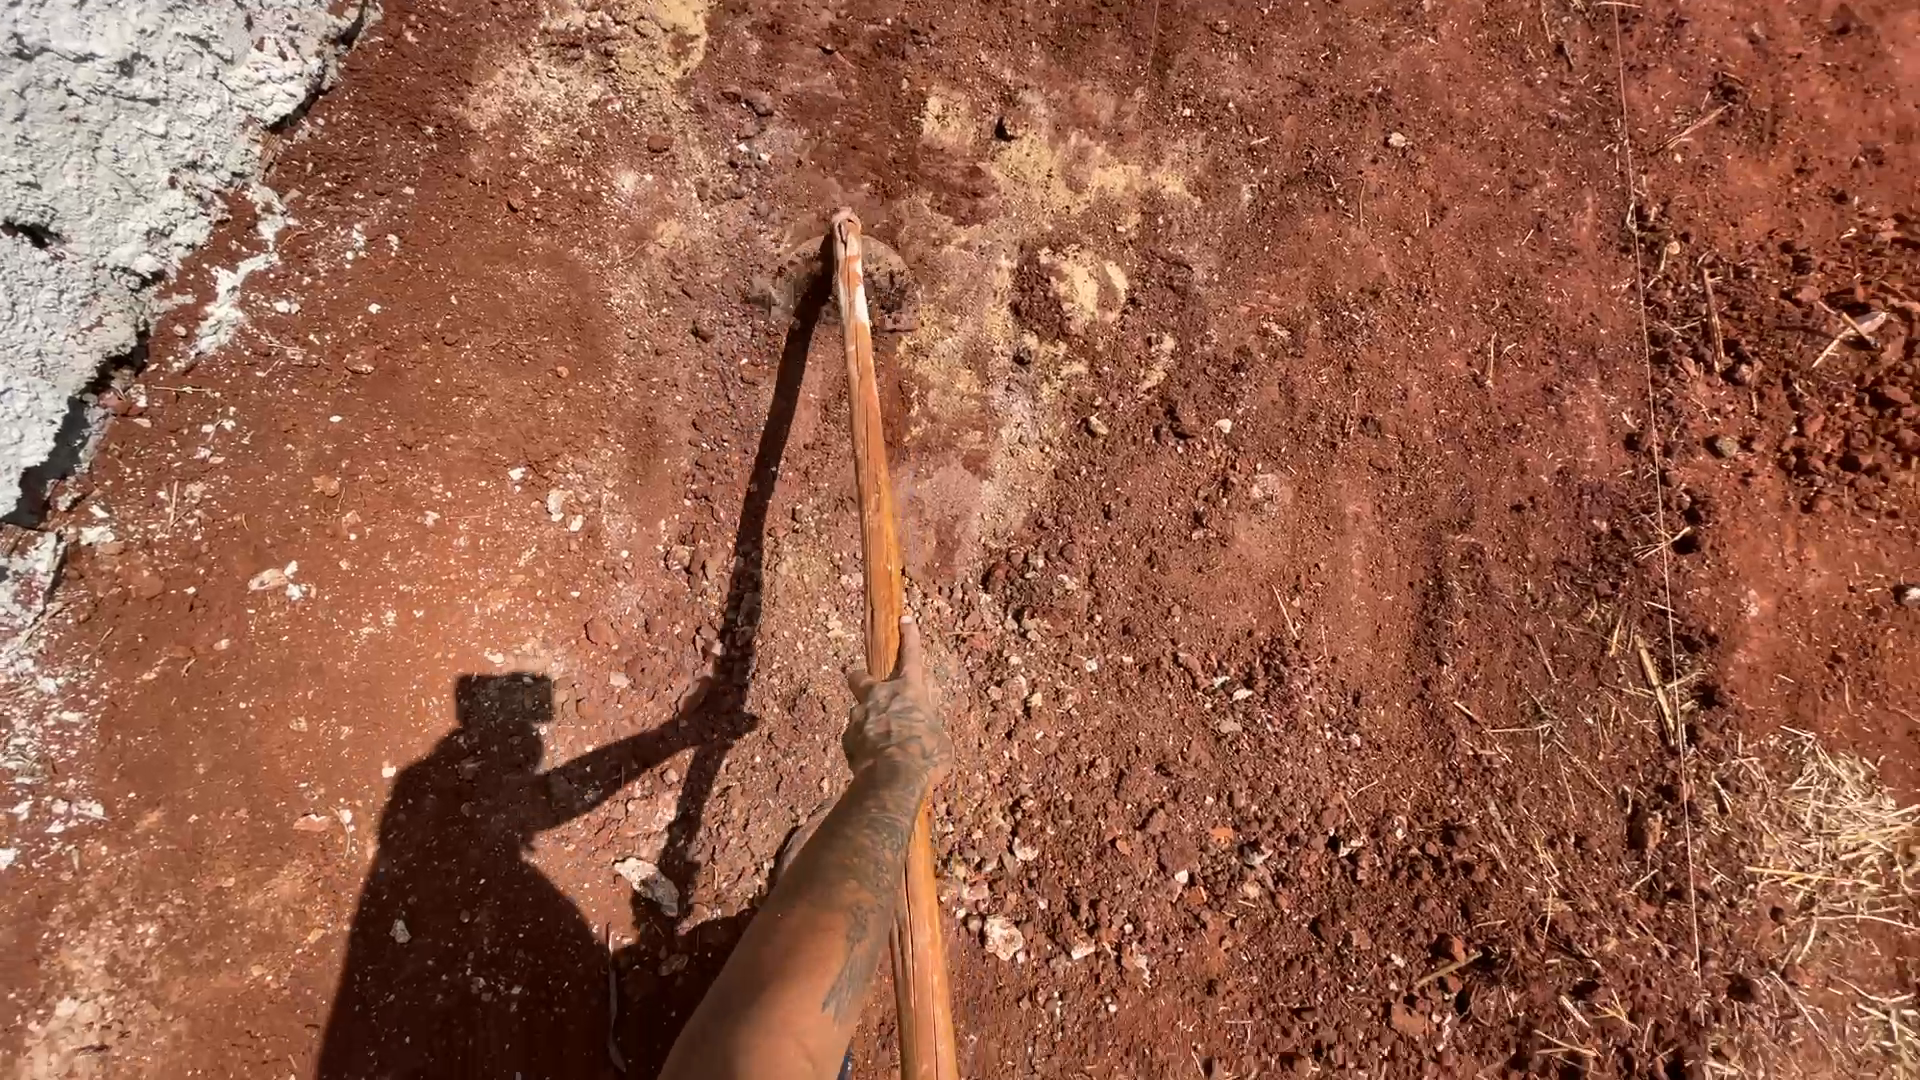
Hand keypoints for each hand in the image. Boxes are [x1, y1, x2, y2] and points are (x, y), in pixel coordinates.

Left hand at [844, 615, 951, 783]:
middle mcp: (880, 696)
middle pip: (860, 677)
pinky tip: (873, 763)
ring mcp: (859, 715)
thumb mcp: (939, 740)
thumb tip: (924, 735)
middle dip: (861, 679)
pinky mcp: (847, 738)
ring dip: (867, 724)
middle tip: (867, 690)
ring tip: (881, 747)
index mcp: (909, 690)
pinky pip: (854, 739)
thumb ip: (927, 729)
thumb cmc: (926, 756)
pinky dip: (862, 747)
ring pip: (858, 713)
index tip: (904, 618)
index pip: (911, 655)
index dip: (909, 636)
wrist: (893, 777)